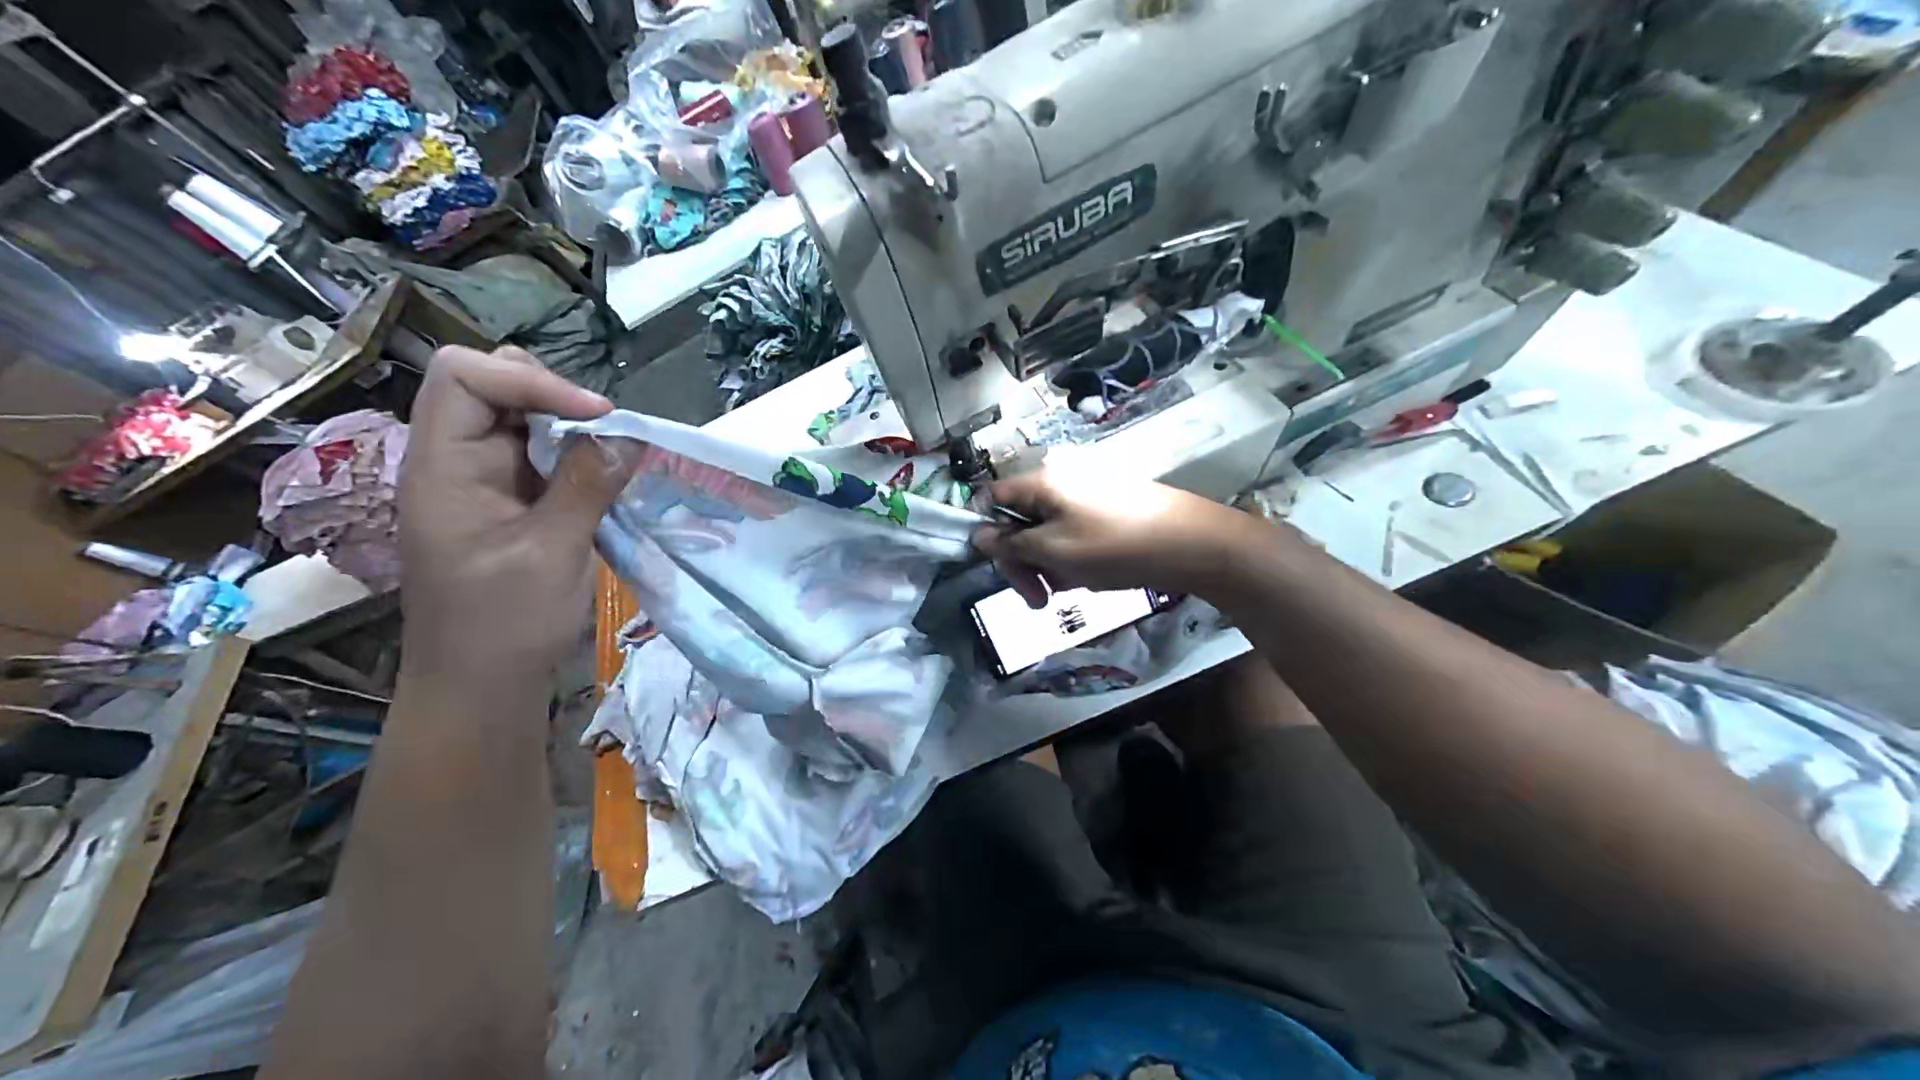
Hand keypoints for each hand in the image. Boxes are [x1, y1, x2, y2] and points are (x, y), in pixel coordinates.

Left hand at [398, 346, 642, 683]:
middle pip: (490, 385)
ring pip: (520, 417)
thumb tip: (627, 435)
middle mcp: (456, 461)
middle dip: (552, 395)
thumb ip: (587, 487)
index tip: (599, 416)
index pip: (465, 377)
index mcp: (444, 468)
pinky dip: (576, 454)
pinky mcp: (507, 501)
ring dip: (570, 426)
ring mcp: (481, 480)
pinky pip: (540, 454)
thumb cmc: (504, 626)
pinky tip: (603, 478)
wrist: (480, 686)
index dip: (533, 380)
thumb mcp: (552, 553)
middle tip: (605, 431)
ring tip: (612, 454)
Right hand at [971, 470, 1264, 607]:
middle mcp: (1059, 480)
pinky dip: (1072, 558)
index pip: (992, 499)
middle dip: (1022, 562)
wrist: (1193, 543)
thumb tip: (977, 536)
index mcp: (1041, 482)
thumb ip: (1011, 546)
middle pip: (1019, 521)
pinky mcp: (1106, 510)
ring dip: (1048, 565)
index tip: (1000, 567)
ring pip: (1046, 533)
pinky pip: (1072, 533)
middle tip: (1037, 601)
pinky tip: (1089, 578)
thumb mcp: (1054, 552)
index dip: (988, 534)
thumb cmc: (1115, 546)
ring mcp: (1085, 494)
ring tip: (1069, 589)